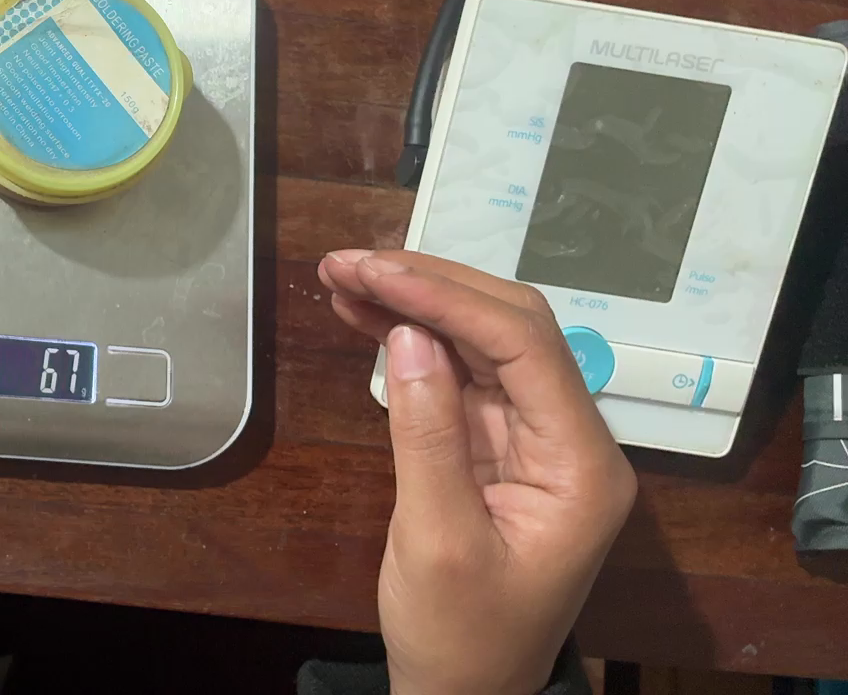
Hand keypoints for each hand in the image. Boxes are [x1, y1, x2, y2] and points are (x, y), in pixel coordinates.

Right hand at [318, 250, 635, 694]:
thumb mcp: (436, 536)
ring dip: (409, 297)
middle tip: (343, 262)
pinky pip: (450, 363)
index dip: (444, 298)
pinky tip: (358, 311)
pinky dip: (403, 330)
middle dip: (426, 282)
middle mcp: (563, 433)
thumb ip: (426, 433)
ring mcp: (525, 430)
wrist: (463, 679)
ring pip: (476, 334)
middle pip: (508, 325)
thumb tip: (405, 336)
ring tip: (338, 274)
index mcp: (578, 463)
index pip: (522, 347)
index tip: (369, 272)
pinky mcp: (486, 433)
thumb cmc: (456, 623)